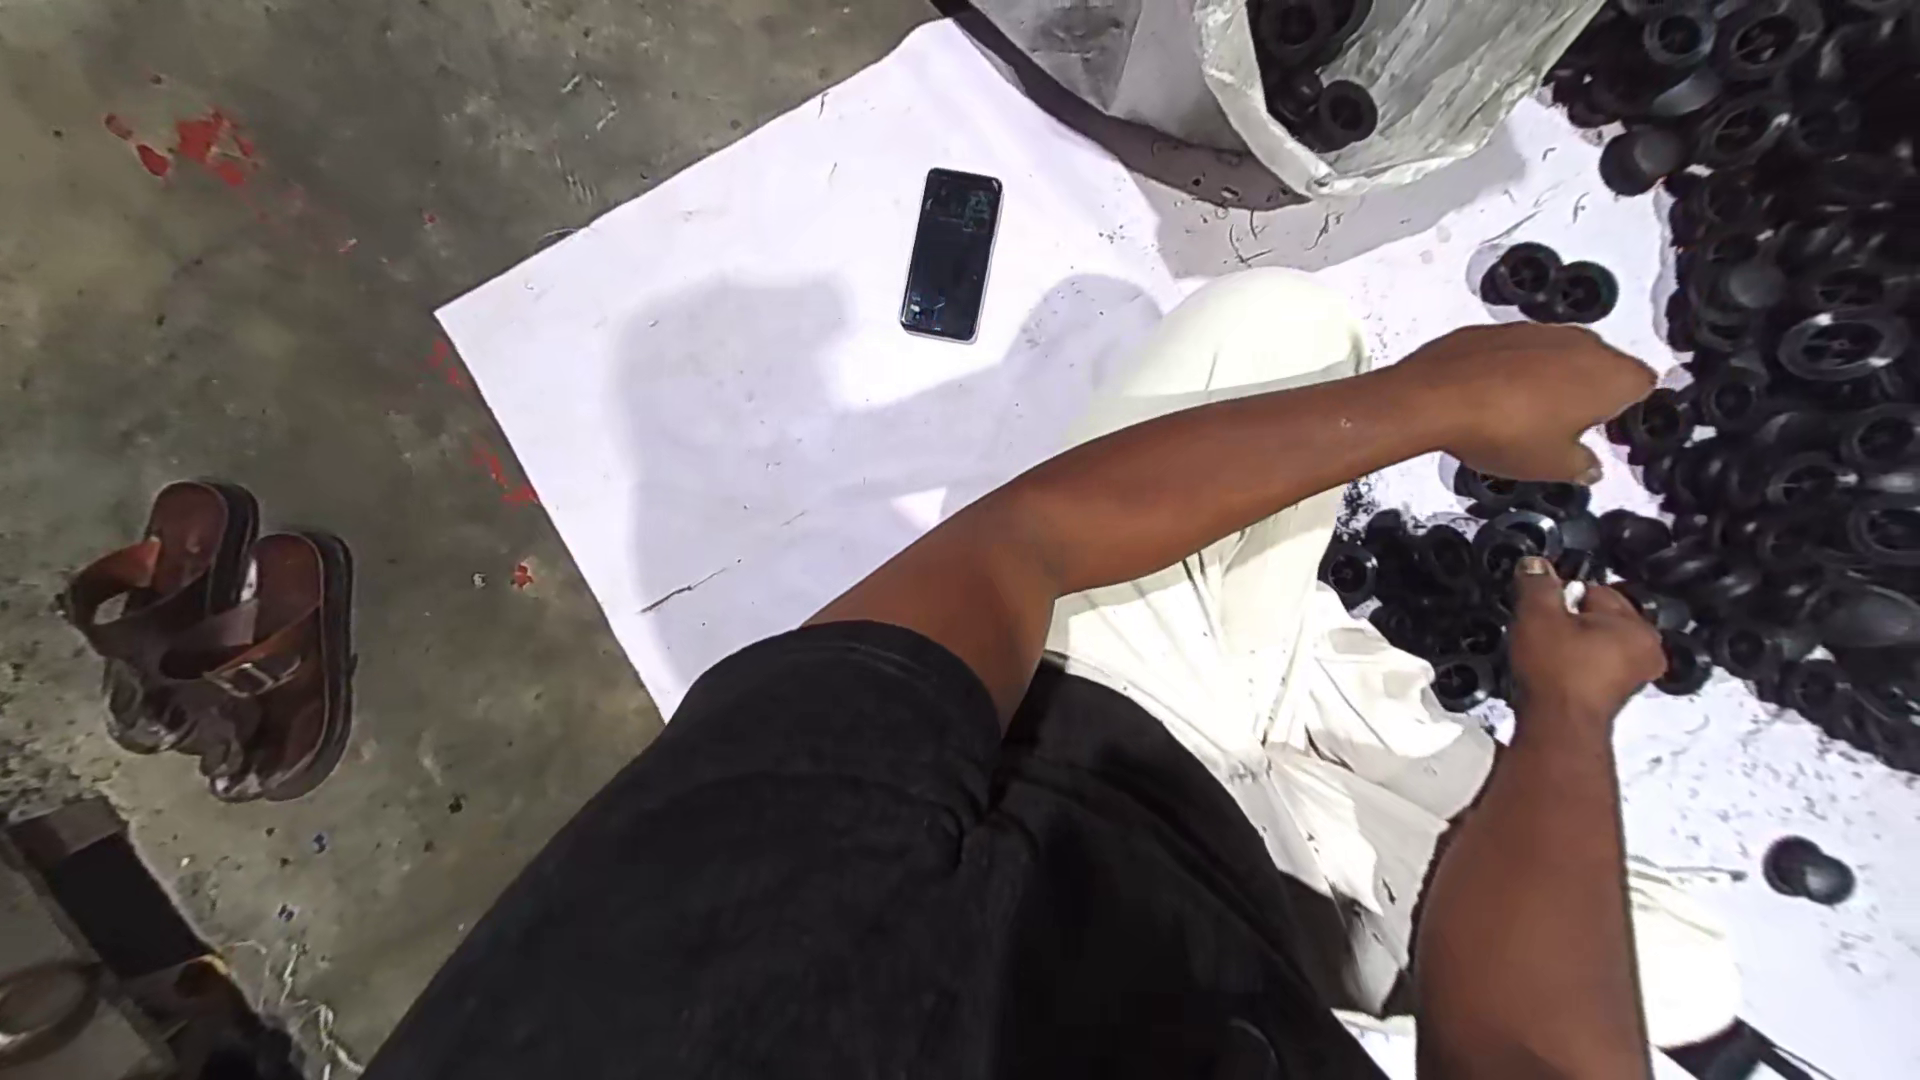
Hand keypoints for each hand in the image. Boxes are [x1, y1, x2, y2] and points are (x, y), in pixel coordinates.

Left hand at [1391, 324, 1655, 482]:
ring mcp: (1529, 330)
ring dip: (1530, 380)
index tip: (1588, 432)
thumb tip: (1587, 467)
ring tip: (1499, 414)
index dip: (1614, 414)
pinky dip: (1490, 370)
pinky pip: (1498, 352)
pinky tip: (1469, 396)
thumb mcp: (1548, 466)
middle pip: (1591, 369)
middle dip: (1572, 395)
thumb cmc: (1500, 431)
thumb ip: (1578, 466)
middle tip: (1540, 428)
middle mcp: (1580, 342)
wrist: (1430, 399)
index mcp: (1614, 375)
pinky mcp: (1484, 331)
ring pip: (1544, 356)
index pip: (1638, 391)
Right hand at [1507, 556, 1666, 729]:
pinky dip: (1578, 659)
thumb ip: (1538, 585)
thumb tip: (1535, 562)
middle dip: (1570, 617)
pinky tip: (1556, 667)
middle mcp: (1648, 647)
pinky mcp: (1621, 690)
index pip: (1595, 590)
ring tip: (1545, 649)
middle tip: (1539, 630)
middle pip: (1600, 615)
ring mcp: (1638, 672)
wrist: (1557, 720)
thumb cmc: (1553, 667)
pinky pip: (1599, 661)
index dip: (1560, 595)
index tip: (1537, 608)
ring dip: (1574, 639)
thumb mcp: (1537, 616)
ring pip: (1599, 639)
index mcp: (1636, 625)